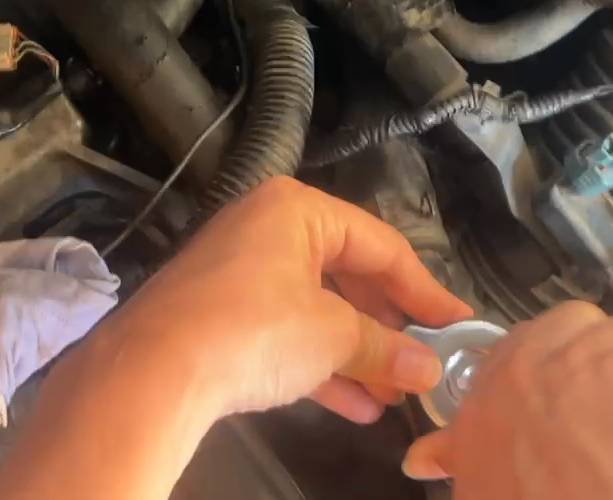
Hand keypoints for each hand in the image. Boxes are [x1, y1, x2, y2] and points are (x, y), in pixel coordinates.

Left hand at [92, 177, 472, 423]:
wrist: (154, 368)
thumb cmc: (253, 328)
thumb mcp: (329, 335)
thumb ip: (384, 348)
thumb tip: (428, 368)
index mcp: (298, 209)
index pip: (379, 243)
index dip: (424, 288)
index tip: (458, 323)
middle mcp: (269, 226)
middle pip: (347, 272)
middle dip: (386, 324)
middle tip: (423, 363)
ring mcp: (243, 266)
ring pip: (317, 304)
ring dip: (356, 350)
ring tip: (394, 393)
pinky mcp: (224, 306)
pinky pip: (287, 326)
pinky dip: (320, 360)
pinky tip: (355, 403)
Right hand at [402, 301, 612, 499]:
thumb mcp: (477, 480)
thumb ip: (453, 455)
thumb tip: (421, 457)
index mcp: (495, 378)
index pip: (535, 339)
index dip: (564, 374)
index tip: (580, 414)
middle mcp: (534, 356)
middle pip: (583, 323)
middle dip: (605, 362)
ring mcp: (588, 360)